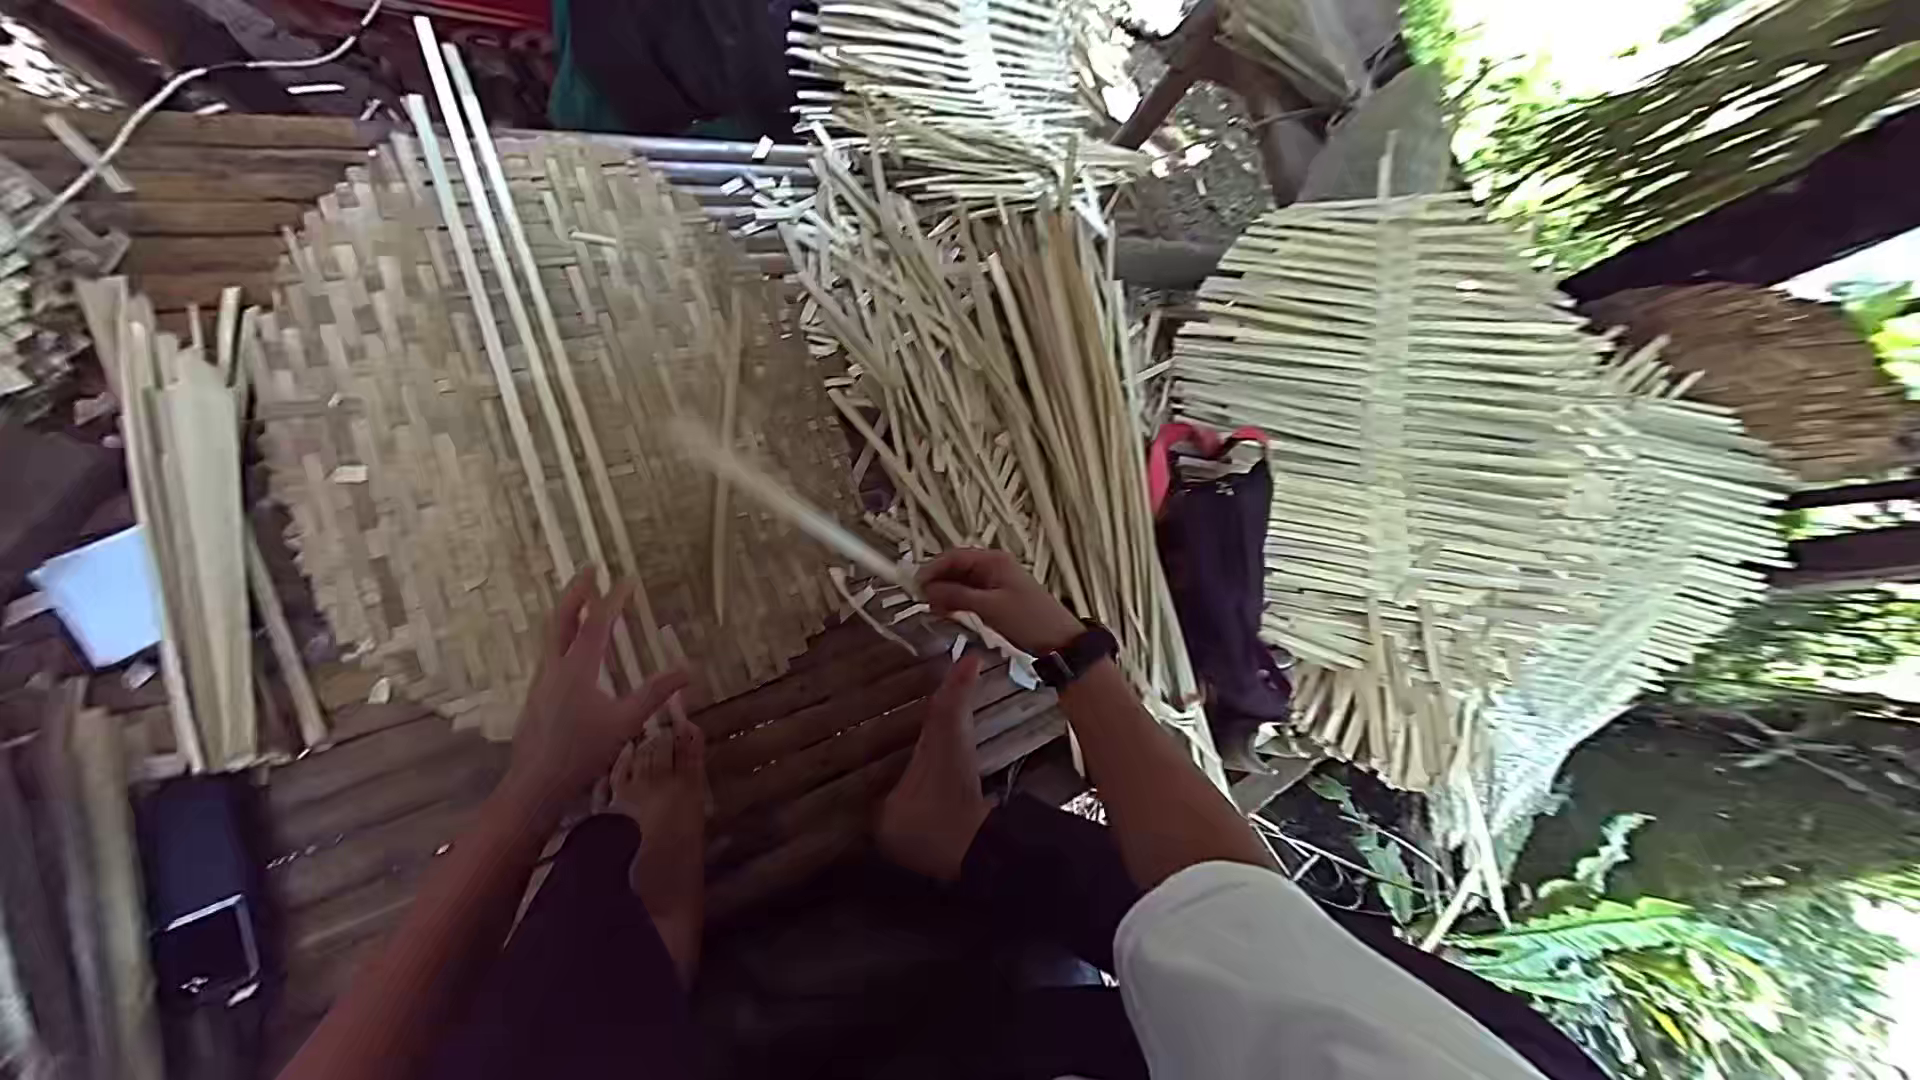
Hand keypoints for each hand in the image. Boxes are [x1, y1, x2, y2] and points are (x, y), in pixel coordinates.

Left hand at [503, 569, 688, 813]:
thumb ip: (656, 692)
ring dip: (568, 611)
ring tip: (582, 600)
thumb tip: (690, 669)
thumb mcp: (626, 721)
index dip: (613, 599)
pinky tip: (575, 647)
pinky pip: (551, 651)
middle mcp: (555, 667)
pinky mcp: (539, 694)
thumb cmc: (582, 751)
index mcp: (577, 668)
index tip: (627, 579)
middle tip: (590, 569)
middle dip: (576, 591)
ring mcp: (542, 680)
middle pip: (561, 618)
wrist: (535, 785)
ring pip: (551, 634)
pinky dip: (565, 634)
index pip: (597, 623)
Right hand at [917, 548, 1082, 654]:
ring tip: (931, 608)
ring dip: (946, 592)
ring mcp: (997, 581)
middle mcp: (994, 566)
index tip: (915, 585)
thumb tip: (928, 589)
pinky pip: (971, 593)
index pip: (955, 556)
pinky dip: (957, 601)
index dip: (933, 568)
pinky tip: (946, 612)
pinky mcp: (998, 597)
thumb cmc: (1026, 619)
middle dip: (938, 580)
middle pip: (957, 567)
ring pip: (962, 581)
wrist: (1060, 641)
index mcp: (994, 560)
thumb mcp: (989, 607)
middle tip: (920, 599)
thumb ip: (957, 595)